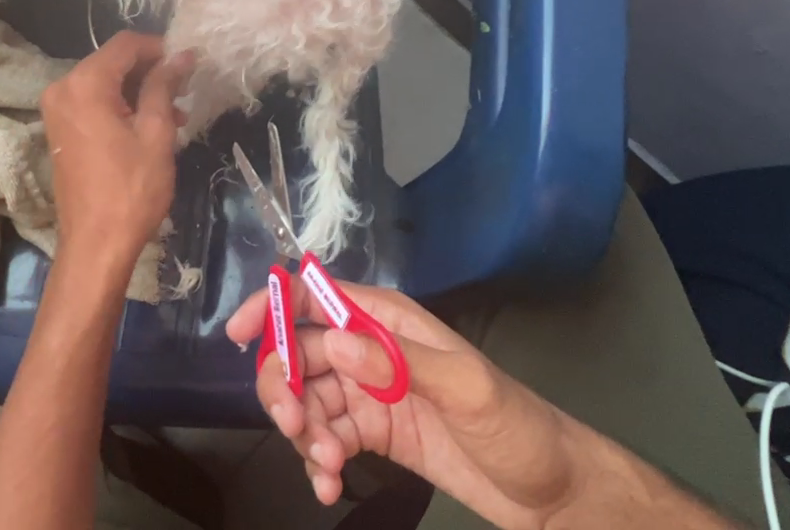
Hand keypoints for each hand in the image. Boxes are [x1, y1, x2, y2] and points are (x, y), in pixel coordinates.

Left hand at [40, 31, 193, 264]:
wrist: (96, 244)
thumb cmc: (131, 189)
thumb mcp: (156, 133)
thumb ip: (165, 86)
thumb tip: (182, 55)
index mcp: (85, 84)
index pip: (125, 45)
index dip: (160, 48)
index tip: (188, 64)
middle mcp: (63, 88)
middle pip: (113, 61)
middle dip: (151, 71)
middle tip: (185, 91)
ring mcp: (58, 109)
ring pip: (106, 82)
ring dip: (139, 91)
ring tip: (176, 114)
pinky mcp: (61, 129)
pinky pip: (94, 102)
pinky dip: (122, 106)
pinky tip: (151, 125)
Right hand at [225, 282, 588, 528]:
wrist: (550, 492)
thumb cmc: (516, 425)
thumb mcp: (464, 389)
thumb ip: (398, 361)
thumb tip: (332, 340)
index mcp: (388, 321)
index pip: (317, 297)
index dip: (273, 306)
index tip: (239, 335)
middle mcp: (370, 348)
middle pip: (300, 351)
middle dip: (283, 386)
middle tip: (292, 427)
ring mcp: (369, 392)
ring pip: (307, 398)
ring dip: (302, 431)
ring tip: (325, 467)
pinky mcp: (372, 433)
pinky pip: (326, 437)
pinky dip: (318, 460)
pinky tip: (328, 484)